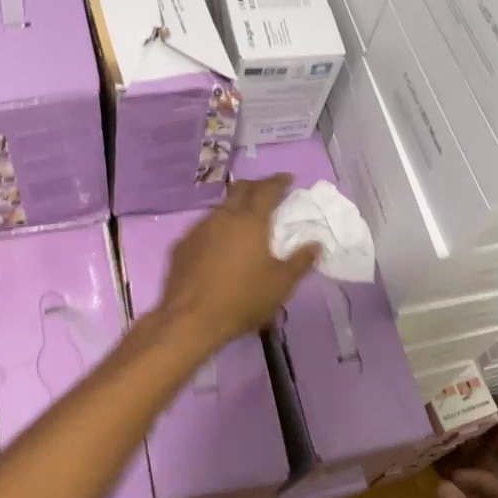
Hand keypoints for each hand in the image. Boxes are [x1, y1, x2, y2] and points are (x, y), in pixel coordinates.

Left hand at [160, 174, 318, 346]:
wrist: (190, 318)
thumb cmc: (242, 299)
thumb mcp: (281, 284)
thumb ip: (300, 261)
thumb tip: (316, 244)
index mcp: (251, 220)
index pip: (266, 189)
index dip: (279, 181)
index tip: (288, 179)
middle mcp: (224, 216)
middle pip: (241, 189)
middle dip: (257, 186)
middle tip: (268, 192)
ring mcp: (199, 228)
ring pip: (221, 207)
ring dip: (235, 207)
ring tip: (245, 220)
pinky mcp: (182, 244)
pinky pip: (204, 227)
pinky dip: (218, 227)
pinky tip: (220, 245)